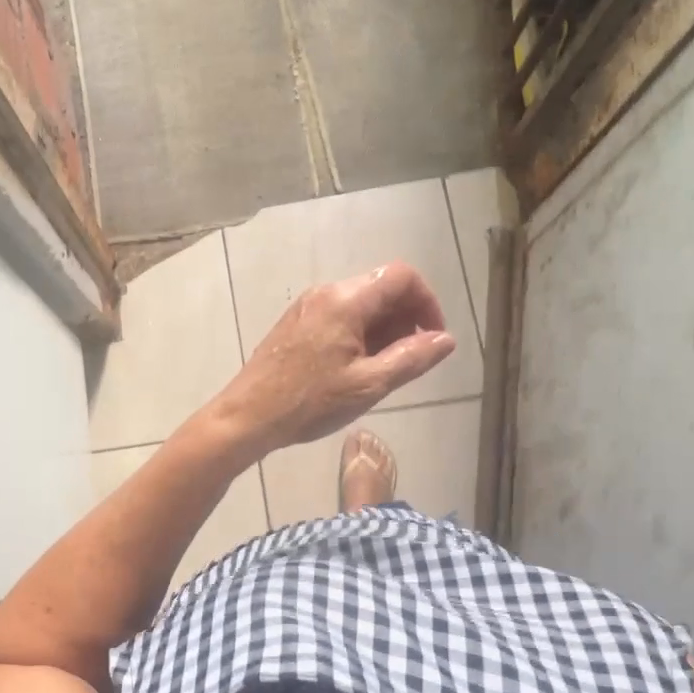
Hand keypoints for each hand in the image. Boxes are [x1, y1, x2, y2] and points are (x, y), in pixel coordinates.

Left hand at [200, 262, 456, 457]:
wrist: (247, 416)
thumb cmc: (310, 402)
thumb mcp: (369, 384)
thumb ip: (412, 358)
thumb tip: (446, 340)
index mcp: (345, 300)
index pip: (402, 276)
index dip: (427, 302)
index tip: (433, 338)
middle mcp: (326, 293)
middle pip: (381, 288)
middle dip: (406, 318)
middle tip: (409, 360)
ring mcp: (307, 307)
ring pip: (360, 304)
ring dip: (383, 329)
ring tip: (383, 370)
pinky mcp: (296, 324)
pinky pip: (339, 317)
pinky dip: (359, 334)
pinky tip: (355, 369)